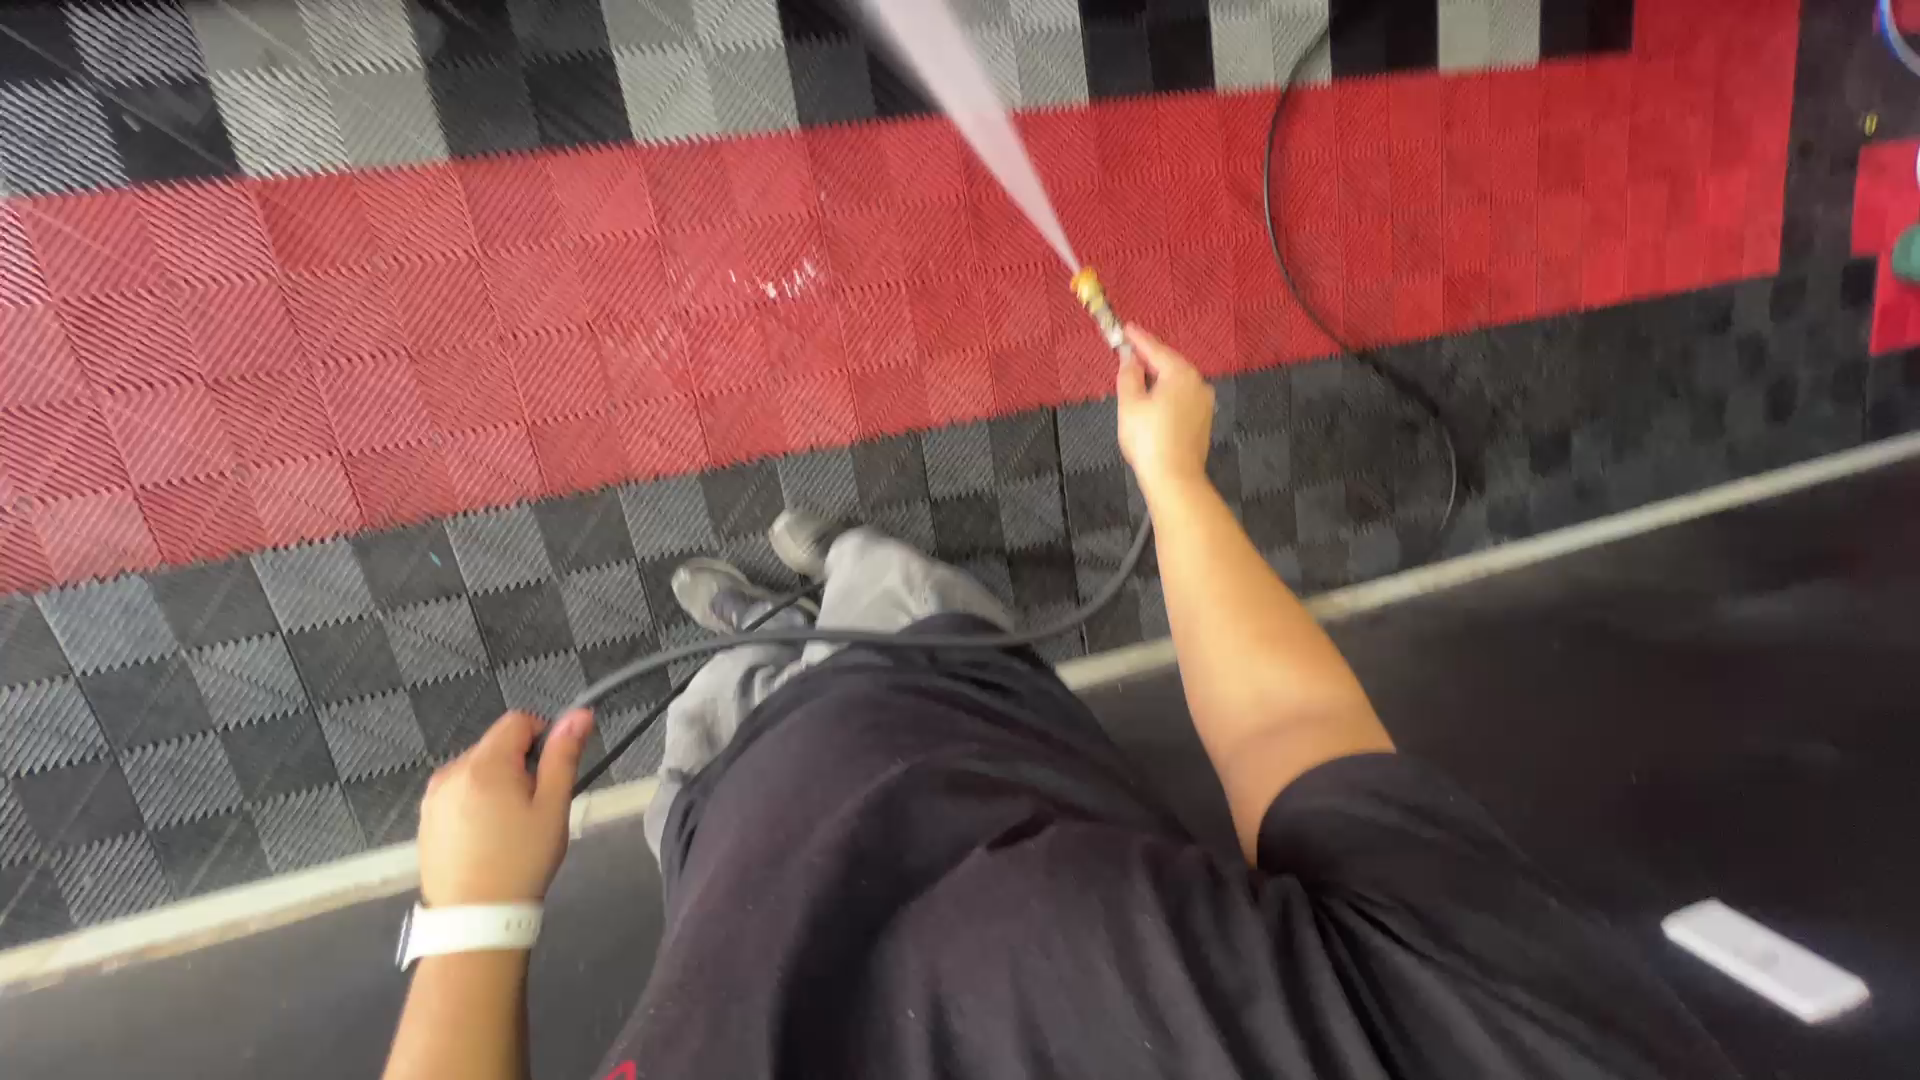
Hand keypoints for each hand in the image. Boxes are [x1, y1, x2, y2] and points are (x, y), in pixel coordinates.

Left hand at [417, 709, 592, 906]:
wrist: (475, 919)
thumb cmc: (522, 858)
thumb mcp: (553, 805)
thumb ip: (564, 755)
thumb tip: (580, 714)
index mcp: (485, 766)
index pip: (518, 721)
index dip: (543, 736)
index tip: (551, 772)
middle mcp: (451, 773)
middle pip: (496, 744)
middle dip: (520, 762)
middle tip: (535, 804)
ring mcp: (433, 798)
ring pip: (477, 767)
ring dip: (498, 780)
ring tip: (511, 823)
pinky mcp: (425, 820)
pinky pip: (459, 791)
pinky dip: (477, 800)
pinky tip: (487, 835)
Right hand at [1117, 325, 1214, 498]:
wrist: (1174, 477)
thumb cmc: (1148, 439)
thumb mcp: (1130, 404)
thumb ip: (1129, 376)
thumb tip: (1129, 360)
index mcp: (1180, 374)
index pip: (1156, 350)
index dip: (1138, 339)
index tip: (1126, 328)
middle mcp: (1198, 384)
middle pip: (1170, 364)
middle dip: (1150, 359)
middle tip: (1130, 352)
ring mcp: (1203, 404)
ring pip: (1176, 383)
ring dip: (1158, 378)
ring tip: (1138, 377)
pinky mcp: (1202, 421)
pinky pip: (1181, 398)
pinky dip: (1166, 394)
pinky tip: (1153, 401)